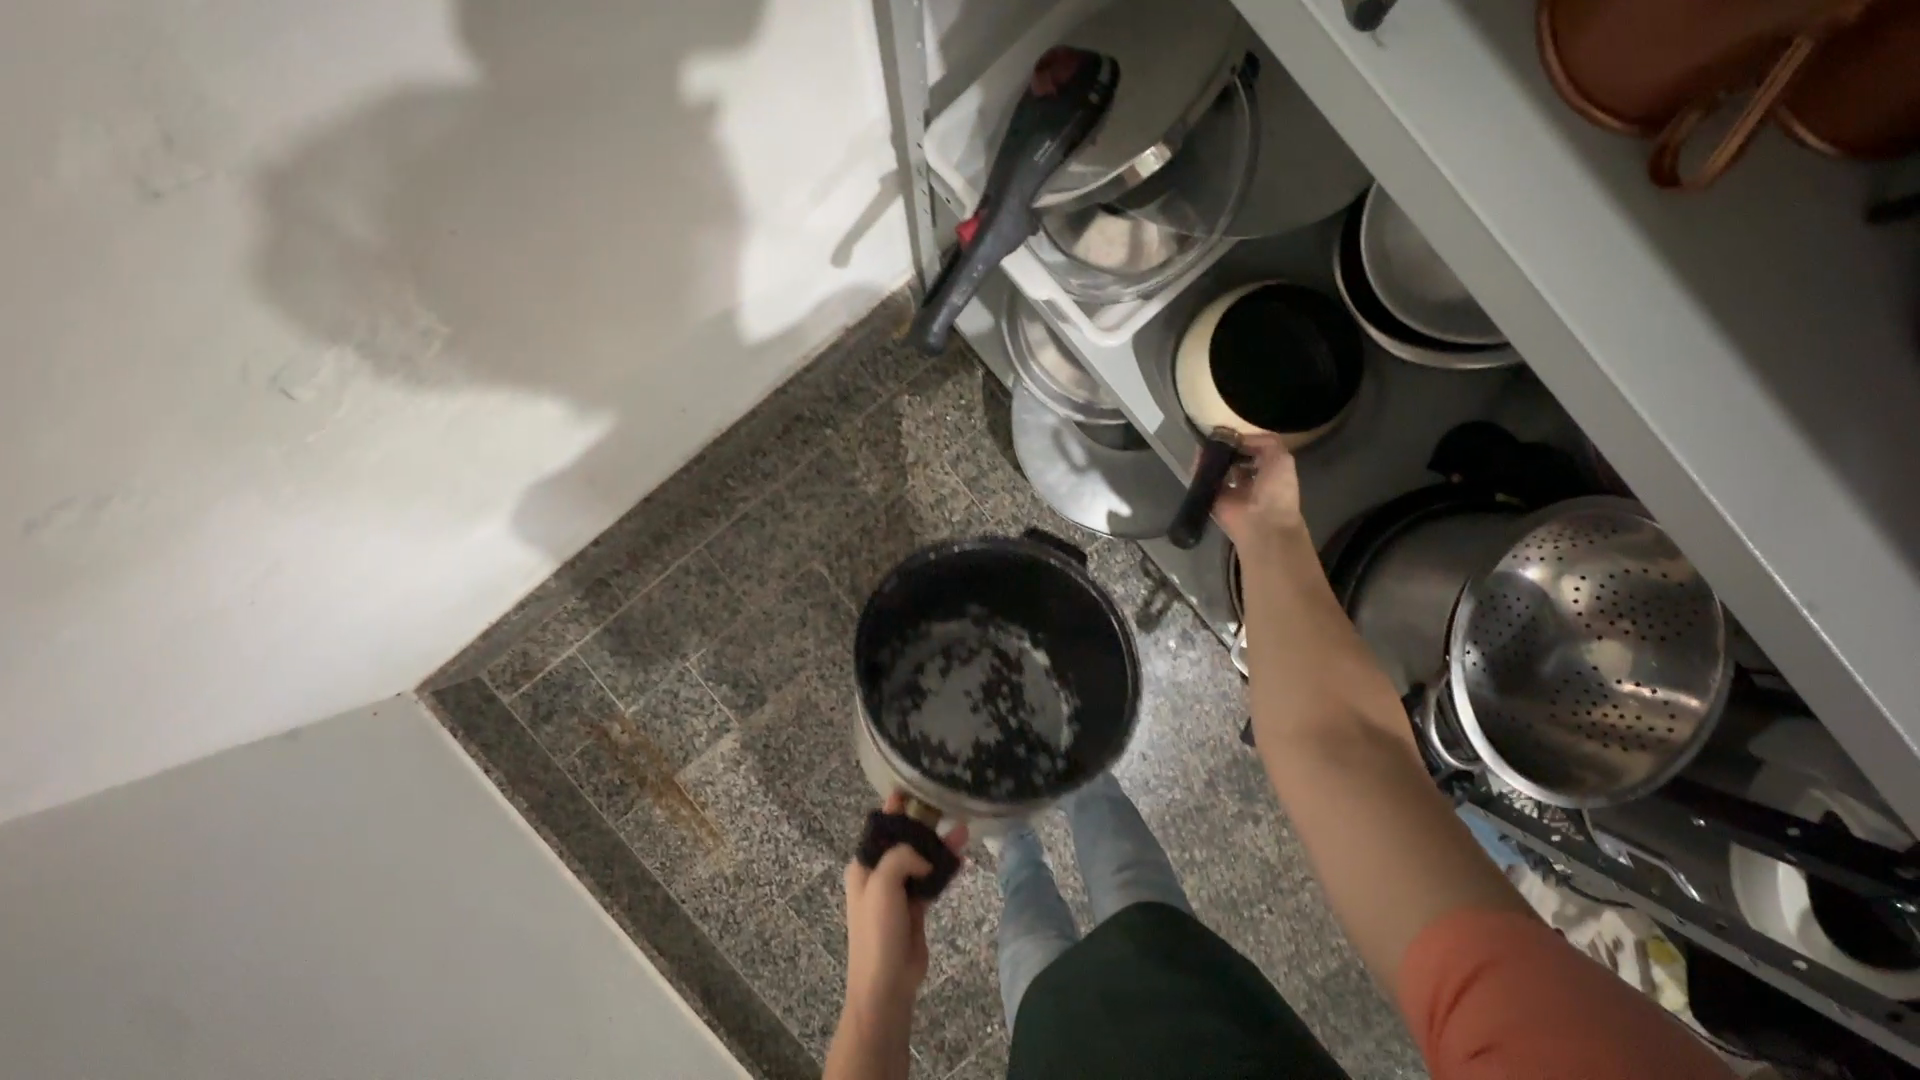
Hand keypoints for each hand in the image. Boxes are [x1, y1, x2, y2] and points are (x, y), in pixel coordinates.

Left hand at [842, 795, 969, 1016]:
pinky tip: (960, 855)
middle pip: (904, 842)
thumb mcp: (882, 885)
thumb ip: (901, 857)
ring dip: (939, 846)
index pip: (880, 829)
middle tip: (947, 807)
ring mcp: (898, 892)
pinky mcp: (915, 908)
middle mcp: (879, 875)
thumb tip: (925, 857)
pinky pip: (931, 880)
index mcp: (863, 866)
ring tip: (963, 828)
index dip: (895, 809)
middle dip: (925, 825)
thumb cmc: (877, 932)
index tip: (914, 788)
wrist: (886, 984)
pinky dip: (944, 867)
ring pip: (921, 860)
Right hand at [1211, 433, 1305, 553]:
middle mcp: (1249, 480)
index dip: (1244, 440)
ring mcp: (1229, 490)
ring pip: (1217, 469)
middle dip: (1226, 447)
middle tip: (1215, 434)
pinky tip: (1198, 457)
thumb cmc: (1277, 490)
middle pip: (1233, 459)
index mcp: (1269, 471)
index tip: (1232, 430)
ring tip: (1205, 443)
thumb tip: (1238, 438)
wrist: (1262, 522)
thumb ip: (1264, 441)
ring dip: (1211, 457)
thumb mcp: (1281, 457)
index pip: (1253, 451)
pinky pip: (1203, 481)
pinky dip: (1199, 469)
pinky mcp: (1212, 498)